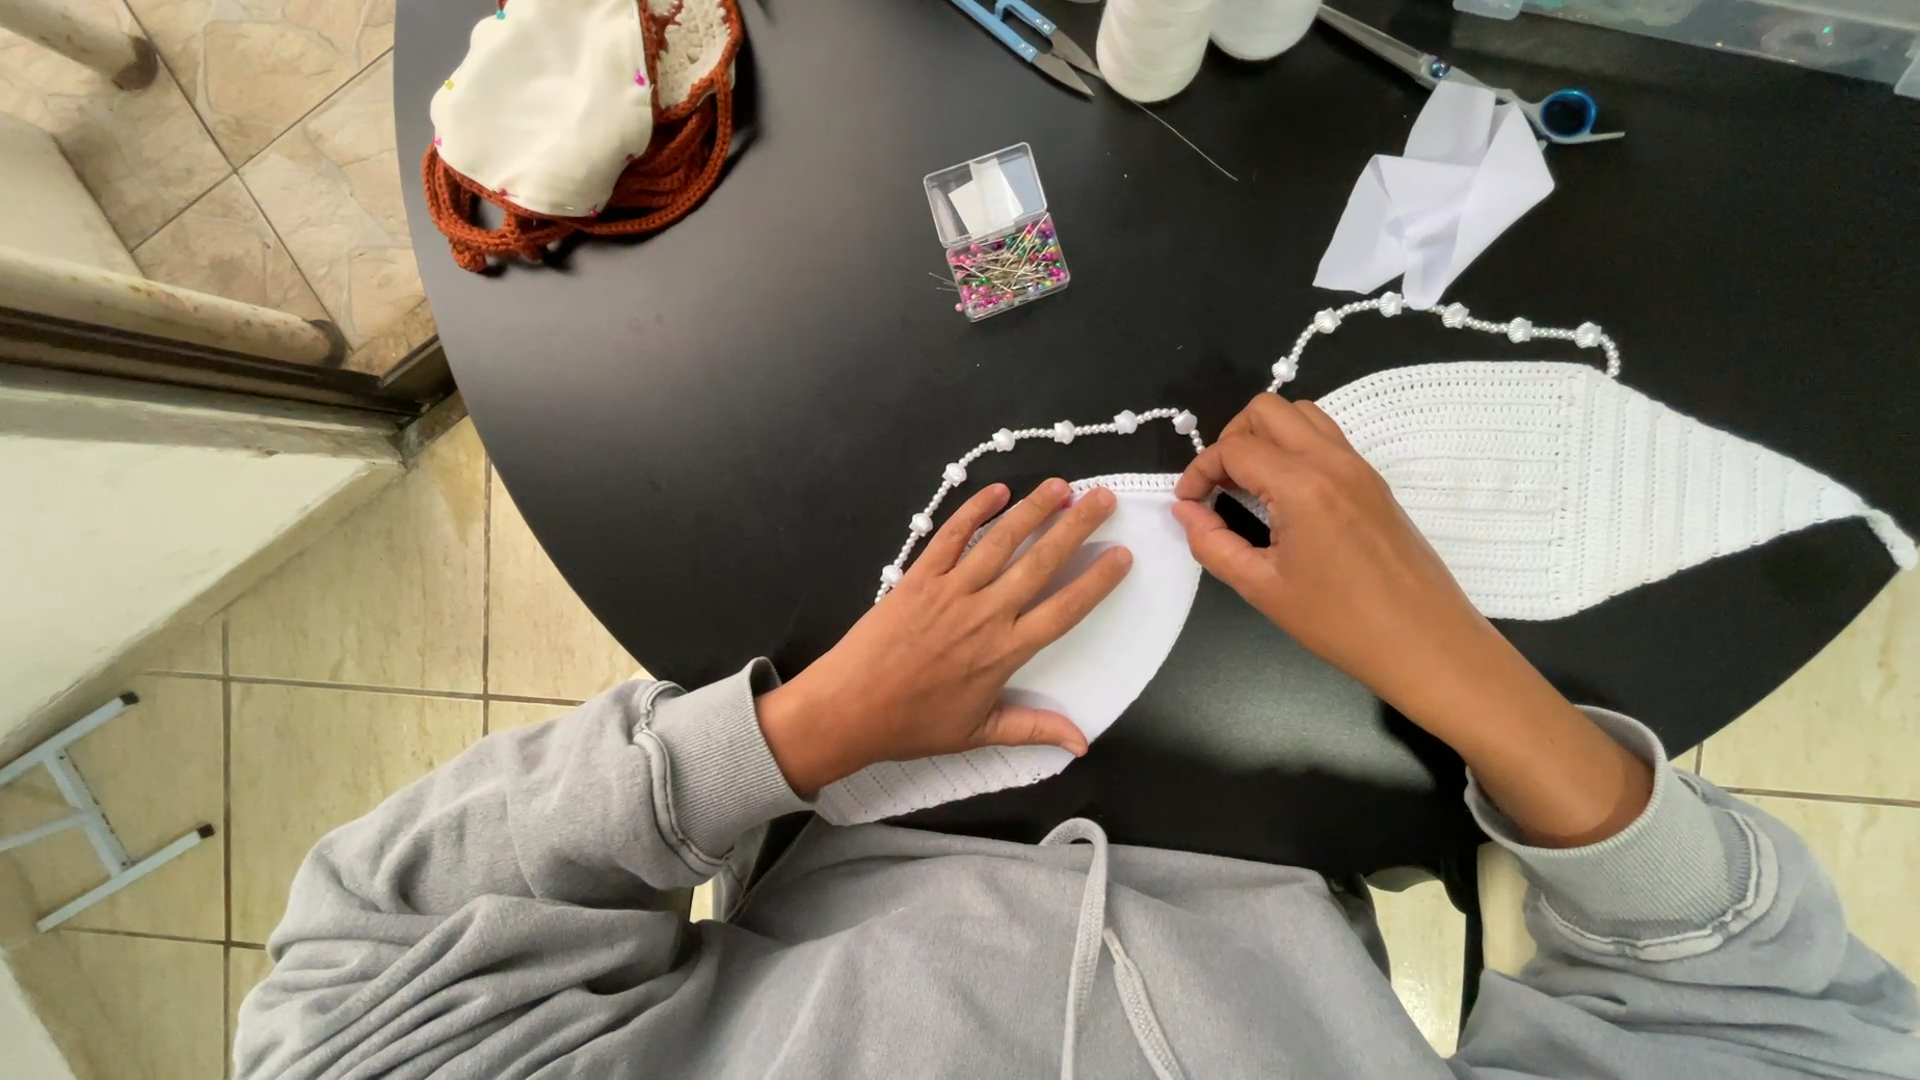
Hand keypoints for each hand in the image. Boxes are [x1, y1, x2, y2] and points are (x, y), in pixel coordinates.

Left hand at [758, 479, 1132, 797]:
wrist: (848, 707)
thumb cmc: (914, 723)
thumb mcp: (978, 733)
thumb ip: (1033, 728)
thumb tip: (1083, 744)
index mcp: (1005, 651)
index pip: (1065, 609)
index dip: (1097, 580)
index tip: (1122, 554)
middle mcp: (985, 613)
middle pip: (1041, 562)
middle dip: (1077, 528)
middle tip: (1103, 499)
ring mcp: (951, 590)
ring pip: (1000, 541)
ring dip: (1033, 510)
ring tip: (1061, 487)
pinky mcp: (918, 576)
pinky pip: (950, 536)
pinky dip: (973, 511)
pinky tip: (997, 491)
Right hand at [1169, 393, 1498, 723]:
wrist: (1425, 643)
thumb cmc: (1337, 621)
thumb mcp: (1260, 587)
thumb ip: (1211, 543)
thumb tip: (1185, 511)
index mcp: (1302, 486)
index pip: (1234, 448)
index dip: (1199, 470)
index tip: (1188, 503)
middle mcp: (1332, 461)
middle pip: (1266, 410)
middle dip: (1229, 440)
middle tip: (1218, 486)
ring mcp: (1359, 467)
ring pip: (1300, 415)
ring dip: (1264, 437)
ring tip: (1247, 485)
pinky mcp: (1373, 482)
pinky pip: (1324, 439)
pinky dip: (1292, 448)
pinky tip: (1281, 495)